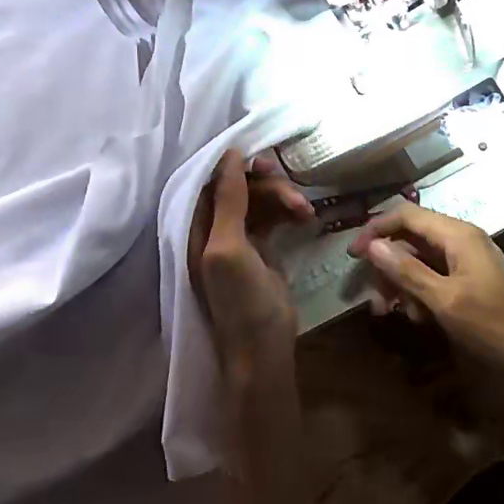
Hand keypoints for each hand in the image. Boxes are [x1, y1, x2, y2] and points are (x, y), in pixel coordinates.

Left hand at [189, 149, 316, 364]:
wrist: (264, 350)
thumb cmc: (240, 301)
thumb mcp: (229, 247)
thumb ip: (228, 201)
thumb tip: (230, 154)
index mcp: (196, 230)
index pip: (211, 184)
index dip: (234, 168)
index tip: (263, 160)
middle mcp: (214, 231)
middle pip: (239, 190)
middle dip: (267, 187)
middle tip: (294, 195)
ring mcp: (240, 240)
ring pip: (260, 202)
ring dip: (283, 200)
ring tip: (305, 211)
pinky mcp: (263, 250)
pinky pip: (274, 218)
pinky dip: (289, 213)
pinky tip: (306, 217)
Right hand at [347, 203, 503, 389]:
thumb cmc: (498, 325)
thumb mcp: (446, 301)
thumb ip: (407, 271)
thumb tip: (372, 244)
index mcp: (457, 235)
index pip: (405, 215)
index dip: (375, 230)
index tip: (351, 257)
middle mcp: (461, 240)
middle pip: (411, 239)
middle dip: (388, 267)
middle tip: (376, 302)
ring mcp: (468, 262)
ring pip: (421, 262)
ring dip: (402, 285)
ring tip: (396, 316)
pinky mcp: (472, 282)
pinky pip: (436, 279)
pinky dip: (421, 295)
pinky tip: (419, 320)